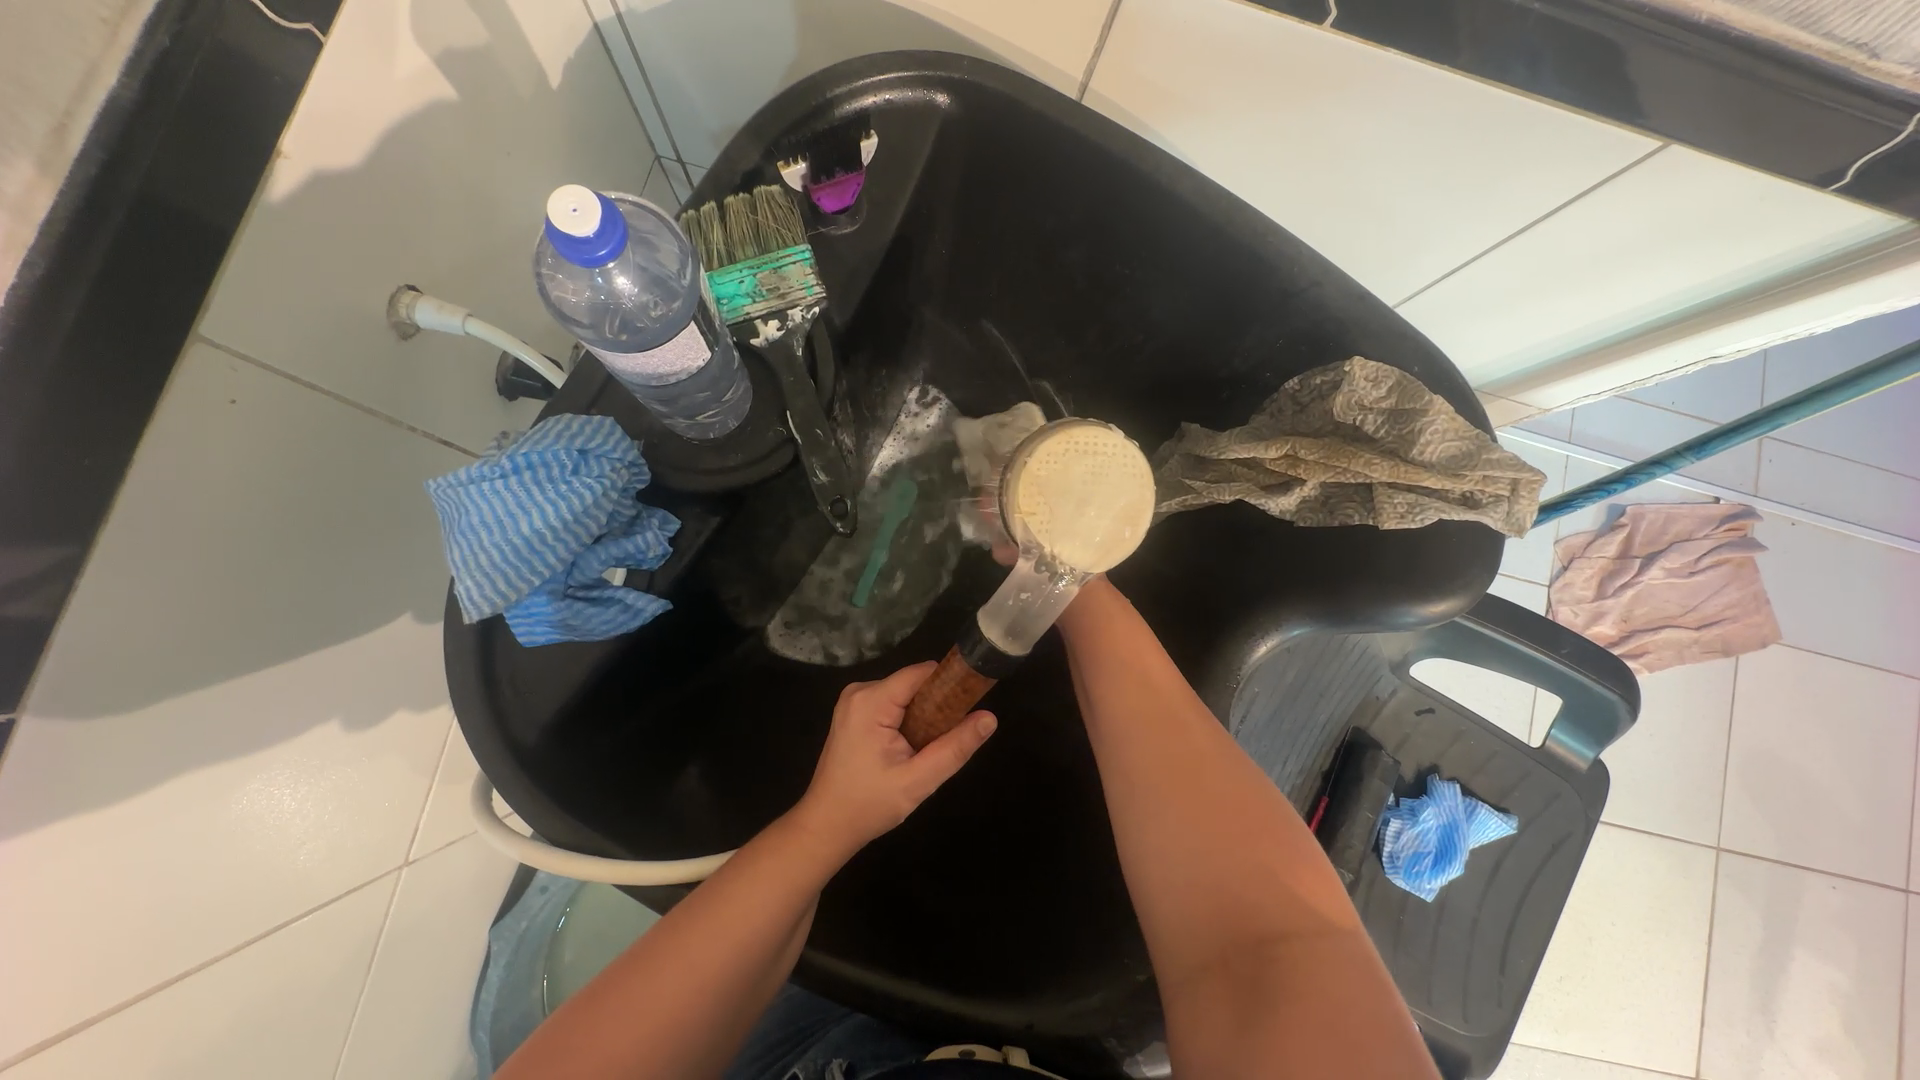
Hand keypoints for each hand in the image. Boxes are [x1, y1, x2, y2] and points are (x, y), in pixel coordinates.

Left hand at [792, 662, 996, 855]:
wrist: (826, 826)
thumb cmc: (868, 805)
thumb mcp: (918, 781)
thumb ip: (955, 747)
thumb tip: (990, 718)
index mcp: (871, 700)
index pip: (922, 673)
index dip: (951, 684)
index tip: (972, 706)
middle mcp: (859, 692)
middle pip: (914, 684)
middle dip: (936, 707)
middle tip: (944, 743)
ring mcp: (853, 702)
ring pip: (905, 696)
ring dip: (923, 717)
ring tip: (925, 752)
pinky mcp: (853, 714)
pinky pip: (892, 706)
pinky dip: (907, 723)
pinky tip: (908, 751)